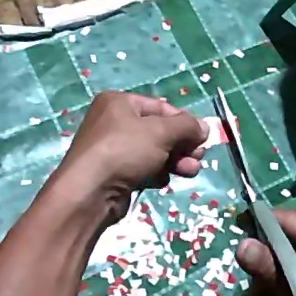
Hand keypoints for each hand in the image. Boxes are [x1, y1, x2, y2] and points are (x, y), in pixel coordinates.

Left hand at [54, 92, 208, 218]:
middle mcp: (114, 122)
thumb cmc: (125, 151)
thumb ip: (187, 126)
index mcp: (120, 103)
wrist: (91, 192)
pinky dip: (157, 173)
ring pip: (155, 151)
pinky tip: (162, 181)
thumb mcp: (161, 132)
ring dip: (176, 161)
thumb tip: (204, 127)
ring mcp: (113, 148)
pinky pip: (144, 168)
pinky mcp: (115, 172)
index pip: (162, 107)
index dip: (185, 122)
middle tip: (198, 156)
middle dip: (183, 145)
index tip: (202, 137)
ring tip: (190, 171)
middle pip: (160, 131)